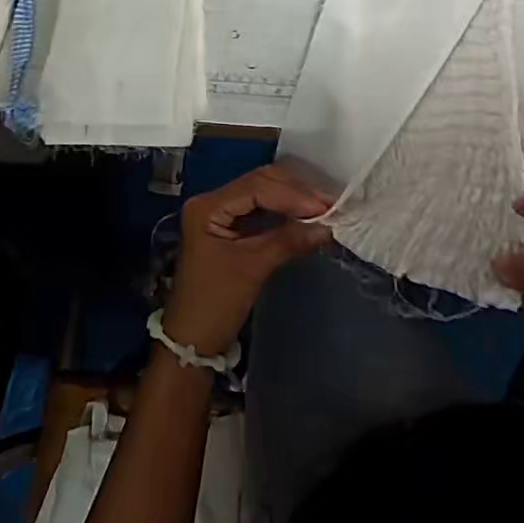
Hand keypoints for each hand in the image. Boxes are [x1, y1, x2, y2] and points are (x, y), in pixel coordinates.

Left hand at [163, 165, 332, 356]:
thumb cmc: (216, 303)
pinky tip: (306, 216)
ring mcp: (220, 212)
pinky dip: (284, 211)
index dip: (293, 194)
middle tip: (330, 203)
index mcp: (208, 206)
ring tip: (324, 207)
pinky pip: (261, 209)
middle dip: (296, 192)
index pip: (256, 187)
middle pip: (260, 183)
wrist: (193, 339)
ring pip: (262, 193)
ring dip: (293, 199)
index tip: (326, 206)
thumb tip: (327, 226)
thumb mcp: (253, 268)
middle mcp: (212, 201)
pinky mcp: (229, 226)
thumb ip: (289, 240)